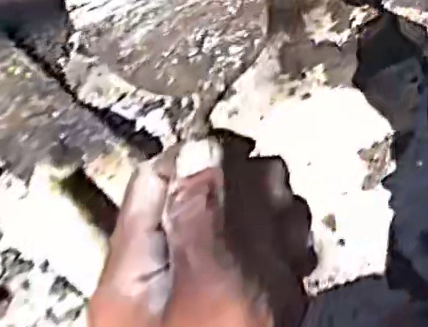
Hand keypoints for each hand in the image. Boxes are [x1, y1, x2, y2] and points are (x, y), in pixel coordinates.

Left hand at [89, 139, 313, 326]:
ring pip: (250, 205)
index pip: (156, 177)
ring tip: (282, 256)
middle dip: (253, 191)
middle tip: (267, 223)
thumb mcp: (206, 283)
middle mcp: (168, 259)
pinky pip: (268, 237)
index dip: (199, 159)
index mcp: (136, 261)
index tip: (242, 163)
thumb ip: (201, 210)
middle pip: (212, 183)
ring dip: (277, 217)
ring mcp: (209, 272)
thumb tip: (198, 144)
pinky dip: (285, 245)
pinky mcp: (242, 284)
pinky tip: (290, 270)